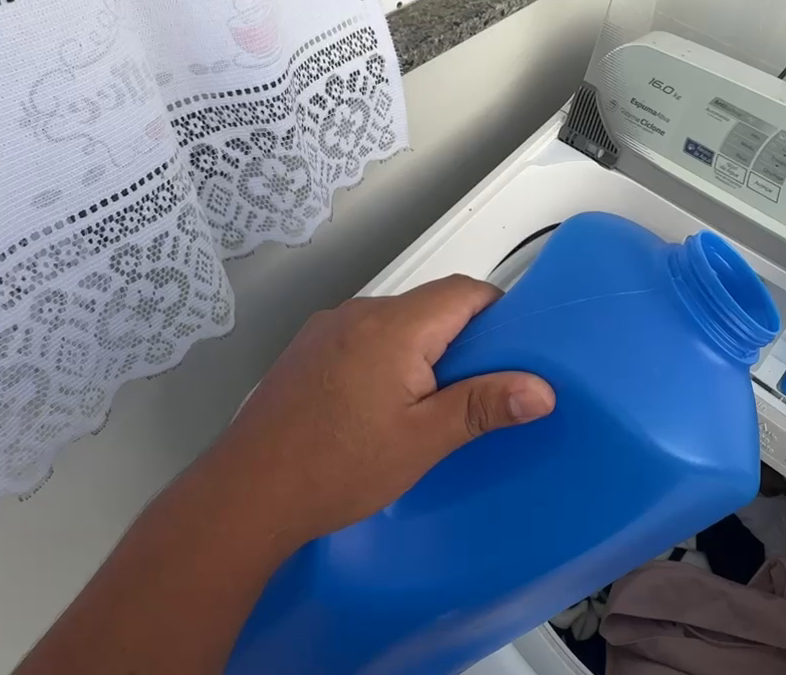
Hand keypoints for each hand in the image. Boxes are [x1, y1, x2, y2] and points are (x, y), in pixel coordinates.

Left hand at [211, 275, 555, 547]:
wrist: (244, 496)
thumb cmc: (338, 467)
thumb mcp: (423, 440)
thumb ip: (483, 406)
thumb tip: (541, 390)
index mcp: (395, 325)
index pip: (465, 291)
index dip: (498, 312)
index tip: (514, 349)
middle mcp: (360, 311)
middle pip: (430, 304)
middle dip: (461, 336)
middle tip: (475, 386)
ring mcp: (328, 327)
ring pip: (396, 320)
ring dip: (421, 346)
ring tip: (427, 400)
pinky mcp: (307, 348)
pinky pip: (364, 334)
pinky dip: (386, 353)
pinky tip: (378, 401)